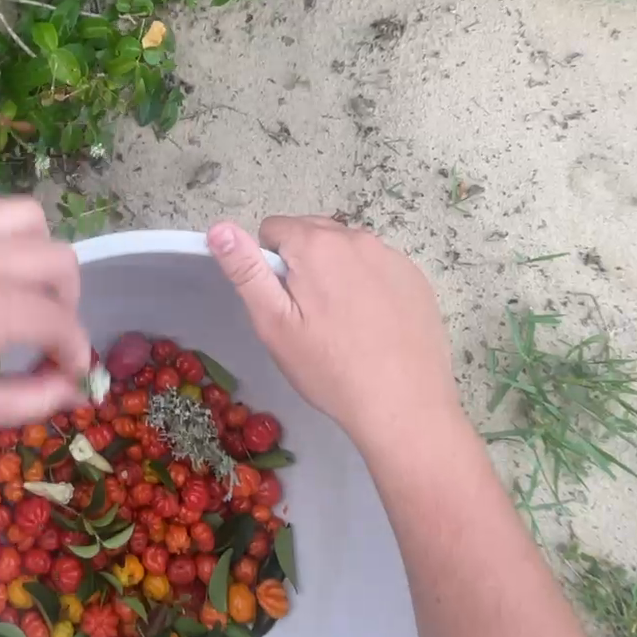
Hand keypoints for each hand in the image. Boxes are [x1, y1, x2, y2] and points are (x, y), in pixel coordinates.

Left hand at [0, 180, 91, 436]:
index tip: (70, 369)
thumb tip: (74, 386)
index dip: (76, 349)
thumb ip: (32, 400)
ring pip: (27, 216)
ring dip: (37, 252)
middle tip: (49, 330)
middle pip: (58, 259)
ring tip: (18, 284)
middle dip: (68, 300)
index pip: (60, 321)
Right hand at [207, 216, 462, 449]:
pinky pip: (376, 266)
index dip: (268, 264)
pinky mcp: (417, 278)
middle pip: (310, 233)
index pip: (272, 228)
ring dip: (333, 271)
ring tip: (340, 323)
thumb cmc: (329, 368)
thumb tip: (219, 227)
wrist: (405, 409)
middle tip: (307, 316)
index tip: (282, 303)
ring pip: (344, 249)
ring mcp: (392, 256)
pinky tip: (371, 325)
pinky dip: (366, 284)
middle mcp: (356, 238)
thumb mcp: (274, 323)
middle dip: (301, 263)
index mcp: (316, 245)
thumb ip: (246, 269)